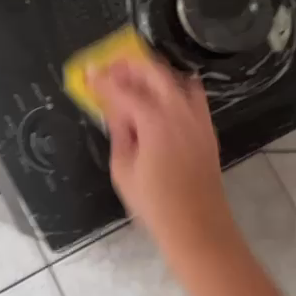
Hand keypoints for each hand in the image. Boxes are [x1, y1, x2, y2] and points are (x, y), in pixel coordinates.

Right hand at [88, 52, 236, 259]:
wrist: (198, 228)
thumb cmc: (155, 204)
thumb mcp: (123, 169)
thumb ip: (120, 133)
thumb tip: (116, 113)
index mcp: (154, 121)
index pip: (123, 90)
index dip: (102, 80)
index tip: (89, 72)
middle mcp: (179, 113)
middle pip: (153, 74)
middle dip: (130, 67)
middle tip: (111, 70)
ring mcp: (197, 120)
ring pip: (175, 80)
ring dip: (153, 75)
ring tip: (135, 80)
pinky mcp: (207, 130)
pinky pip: (194, 96)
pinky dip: (177, 88)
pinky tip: (165, 95)